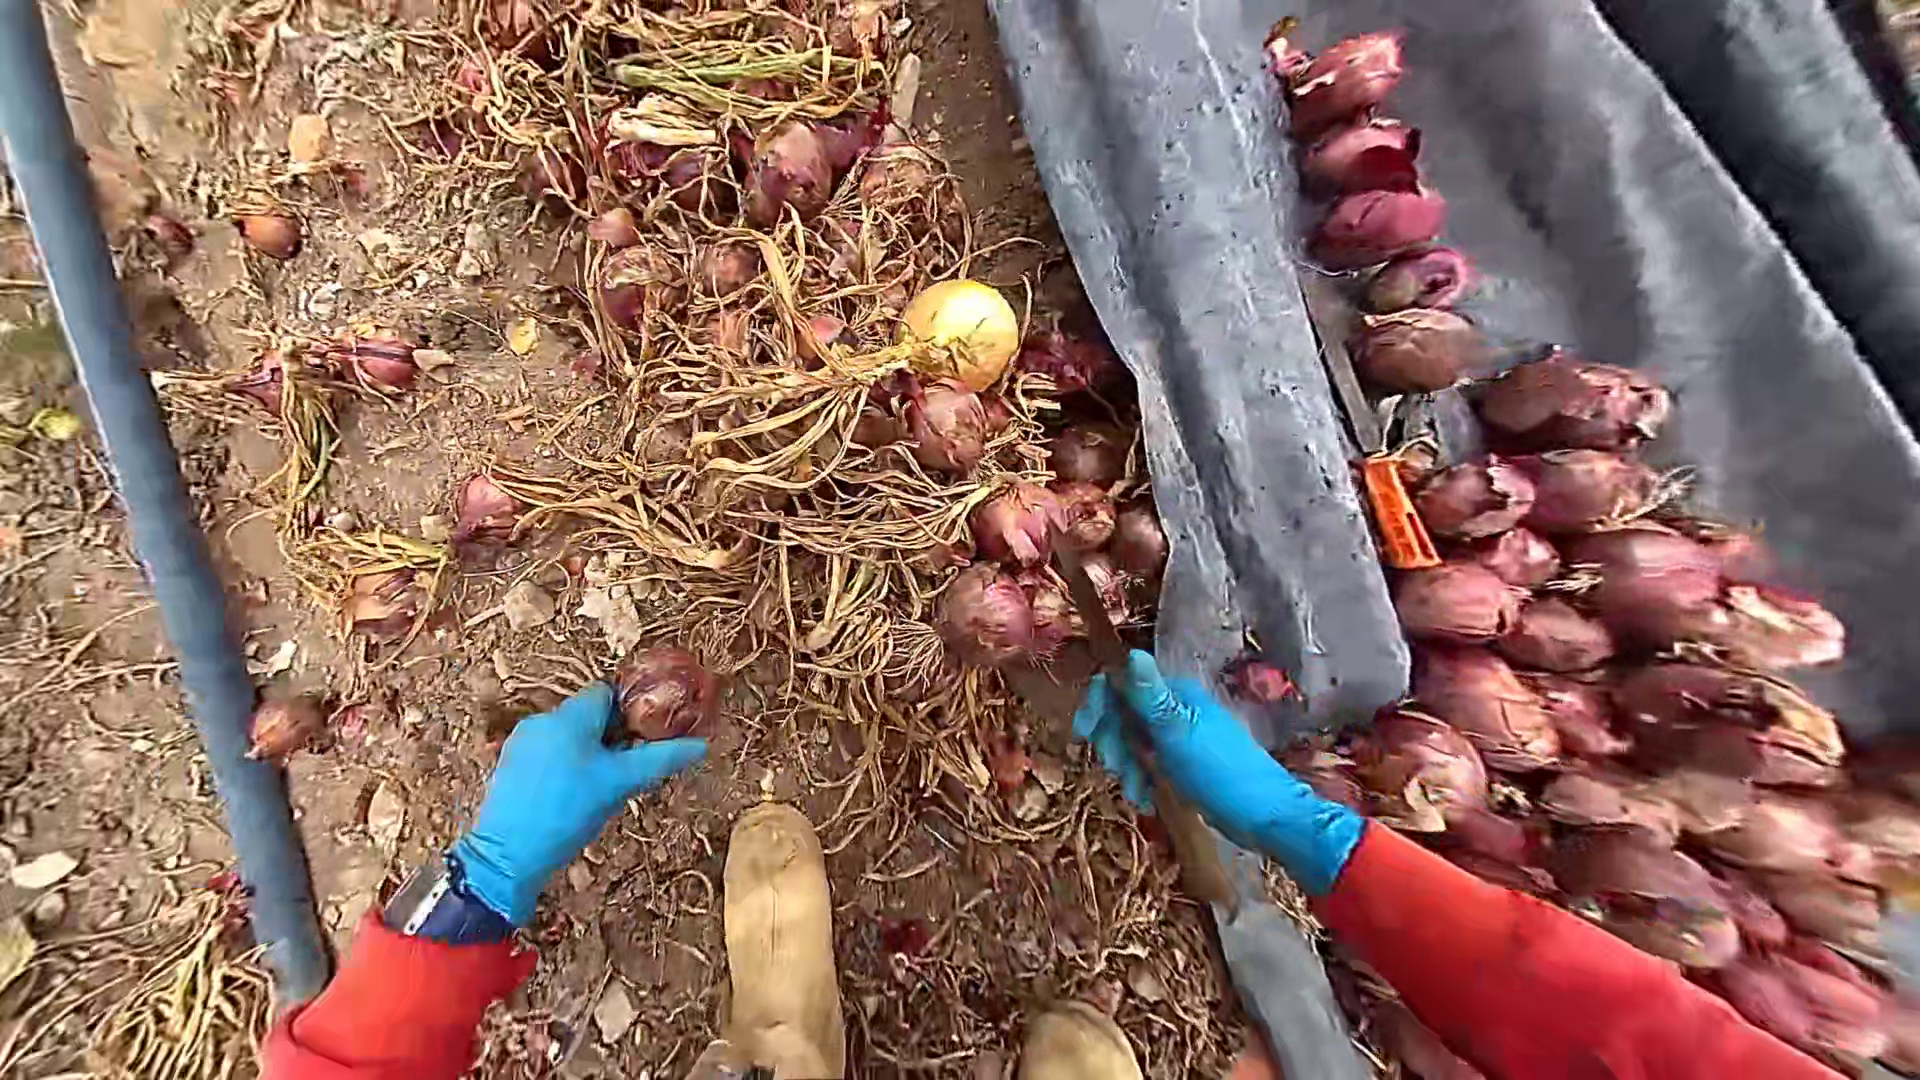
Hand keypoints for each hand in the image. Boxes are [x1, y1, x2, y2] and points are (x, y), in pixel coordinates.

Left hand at [450, 682, 706, 923]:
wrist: (505, 861)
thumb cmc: (567, 811)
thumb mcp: (621, 783)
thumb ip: (662, 759)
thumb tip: (701, 746)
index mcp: (568, 717)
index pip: (609, 691)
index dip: (632, 707)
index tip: (648, 730)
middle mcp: (542, 722)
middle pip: (592, 713)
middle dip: (616, 732)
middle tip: (634, 758)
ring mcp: (523, 745)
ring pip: (573, 734)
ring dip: (595, 749)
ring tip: (610, 778)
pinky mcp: (512, 767)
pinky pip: (553, 751)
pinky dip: (572, 762)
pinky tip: (582, 789)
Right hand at [1072, 650, 1363, 894]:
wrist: (1268, 819)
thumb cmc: (1222, 772)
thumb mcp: (1178, 733)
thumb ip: (1149, 695)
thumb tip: (1130, 653)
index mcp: (1173, 693)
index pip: (1120, 682)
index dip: (1098, 704)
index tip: (1084, 734)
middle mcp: (1171, 707)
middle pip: (1121, 712)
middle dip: (1112, 741)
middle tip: (1114, 766)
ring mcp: (1175, 734)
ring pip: (1130, 740)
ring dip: (1125, 765)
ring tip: (1135, 791)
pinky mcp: (1178, 760)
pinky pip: (1145, 762)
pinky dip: (1140, 779)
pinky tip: (1145, 799)